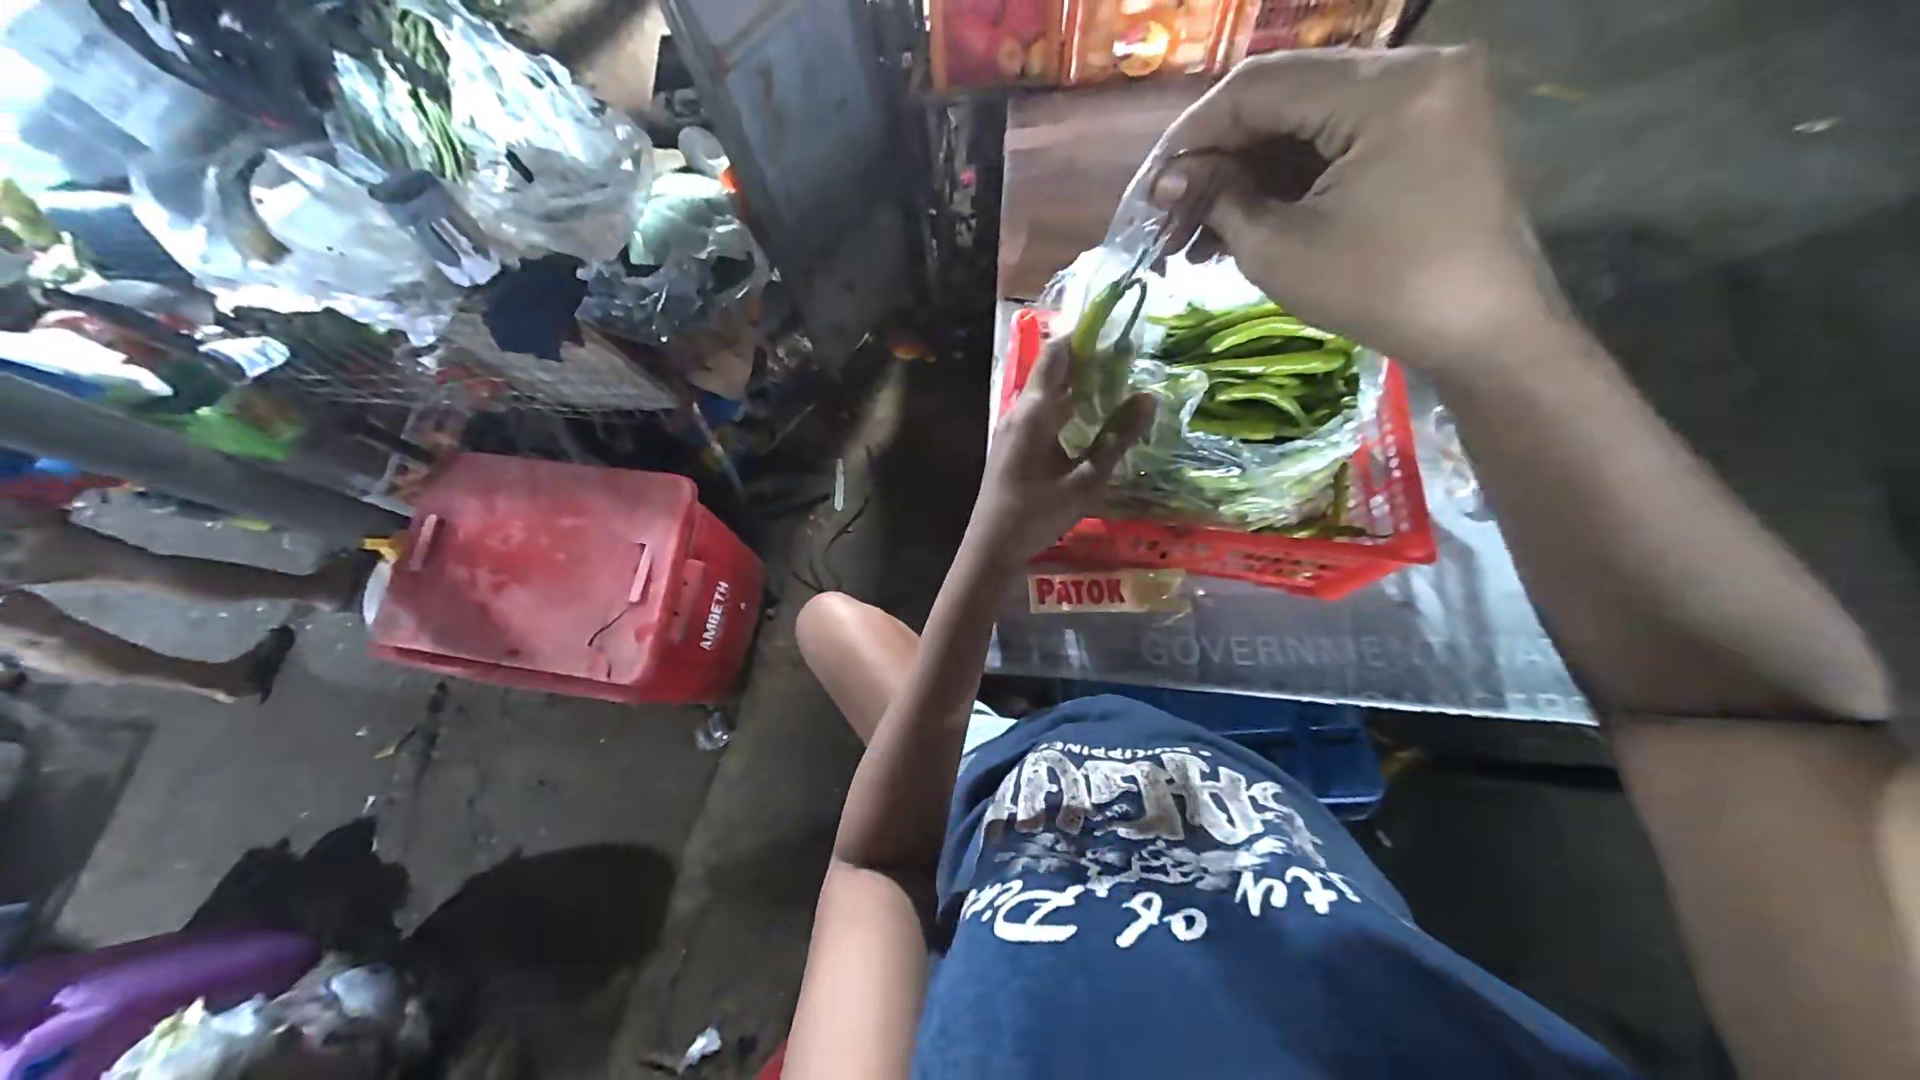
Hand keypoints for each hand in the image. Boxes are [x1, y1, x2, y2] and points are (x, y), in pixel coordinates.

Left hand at [967, 337, 1154, 567]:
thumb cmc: (1036, 515)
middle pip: (1053, 371)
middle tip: (1129, 356)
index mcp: (1032, 412)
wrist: (991, 547)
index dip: (1085, 335)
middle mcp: (1019, 411)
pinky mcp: (1014, 444)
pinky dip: (1068, 406)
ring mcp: (1013, 428)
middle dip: (1088, 359)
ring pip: (1049, 393)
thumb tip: (1149, 397)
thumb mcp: (1086, 480)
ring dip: (1079, 384)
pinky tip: (1092, 417)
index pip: (1056, 354)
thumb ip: (1117, 439)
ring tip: (1119, 381)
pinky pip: (1043, 412)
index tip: (1118, 327)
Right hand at [1149, 46, 1562, 371]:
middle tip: (1167, 218)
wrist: (1479, 330)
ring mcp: (1421, 96)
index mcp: (1387, 88)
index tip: (1150, 188)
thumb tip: (1168, 180)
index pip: (1258, 87)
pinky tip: (1237, 224)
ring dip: (1242, 177)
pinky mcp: (1420, 128)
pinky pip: (1332, 141)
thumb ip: (1220, 199)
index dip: (1191, 137)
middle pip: (1281, 99)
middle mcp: (1413, 68)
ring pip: (1301, 123)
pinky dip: (1282, 181)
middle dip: (1214, 162)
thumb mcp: (1280, 249)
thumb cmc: (1379, 294)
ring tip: (1192, 236)